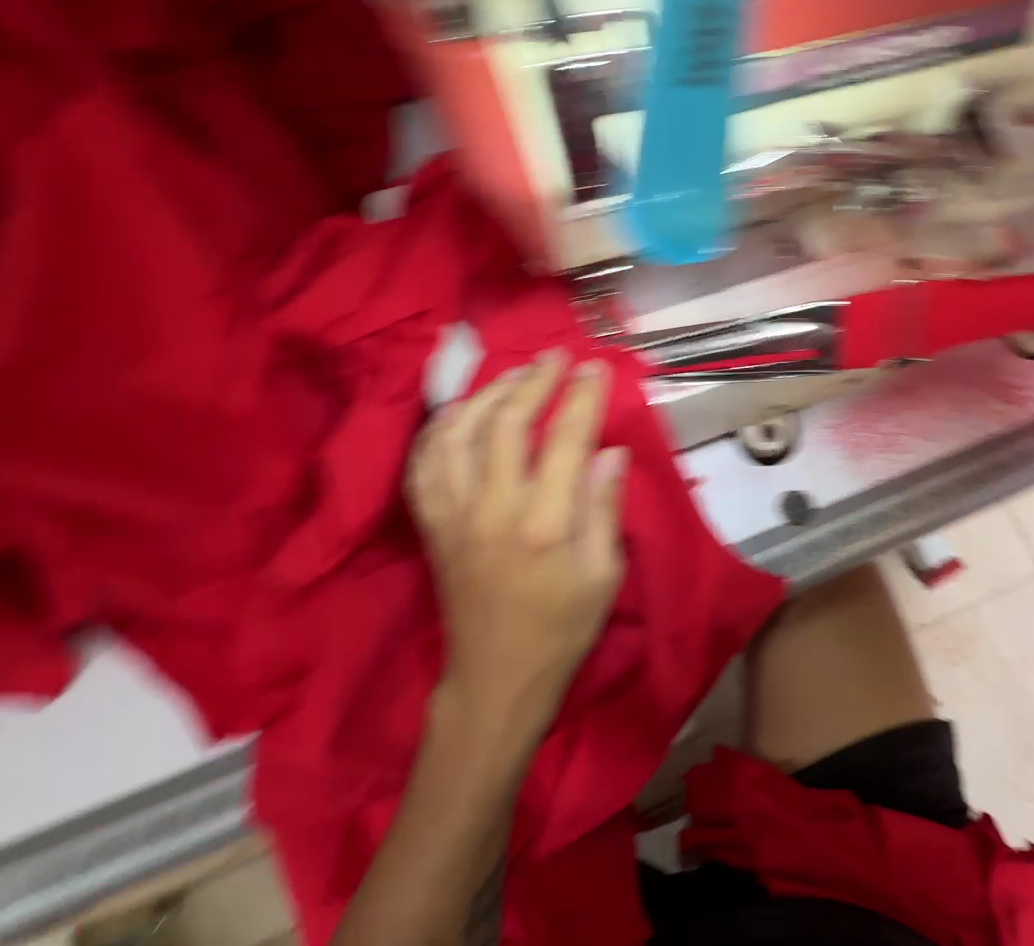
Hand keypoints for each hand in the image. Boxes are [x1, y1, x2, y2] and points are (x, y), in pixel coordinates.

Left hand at [406, 349, 628, 707]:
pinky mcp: (432, 526)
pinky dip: (440, 430)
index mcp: (544, 524)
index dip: (582, 396)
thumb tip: (609, 452)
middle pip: (506, 424)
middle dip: (534, 381)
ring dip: (485, 396)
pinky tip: (460, 416)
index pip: (565, 440)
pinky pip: (424, 463)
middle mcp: (492, 510)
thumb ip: (602, 508)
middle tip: (555, 358)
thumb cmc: (563, 628)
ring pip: (457, 433)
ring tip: (512, 378)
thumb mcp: (604, 575)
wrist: (498, 675)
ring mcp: (454, 515)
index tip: (595, 367)